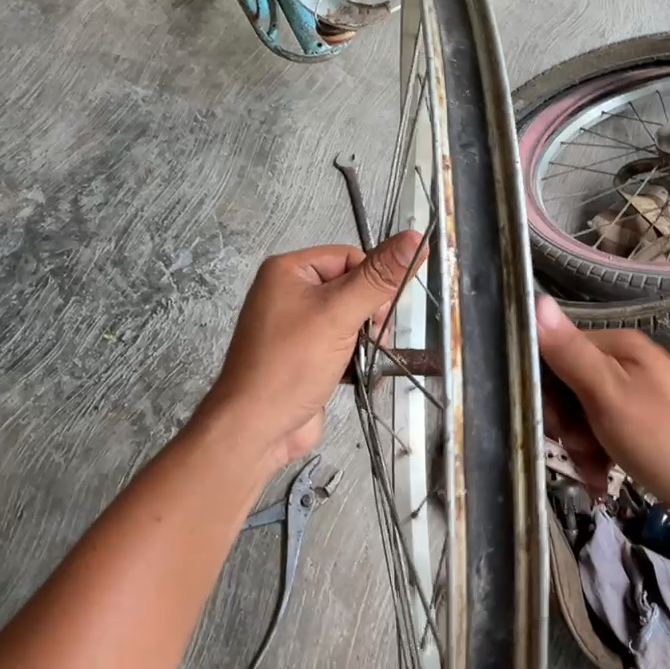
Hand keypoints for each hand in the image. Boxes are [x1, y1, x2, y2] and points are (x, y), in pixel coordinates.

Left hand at [199, 231, 425, 464]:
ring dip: (363, 340)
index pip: (350, 257)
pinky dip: (353, 357)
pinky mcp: (303, 354)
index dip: (371, 282)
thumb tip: (413, 238)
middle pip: (352, 288)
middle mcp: (289, 292)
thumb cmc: (288, 366)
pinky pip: (341, 343)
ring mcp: (295, 325)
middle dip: (368, 315)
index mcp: (289, 270)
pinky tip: (350, 373)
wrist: (256, 430)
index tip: (380, 311)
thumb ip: (379, 277)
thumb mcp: (339, 314)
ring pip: (350, 318)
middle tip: (370, 339)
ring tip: (359, 359)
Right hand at [536, 295, 669, 519]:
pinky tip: (600, 482)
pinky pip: (604, 437)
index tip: (548, 417)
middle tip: (575, 447)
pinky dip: (597, 459)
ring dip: (579, 446)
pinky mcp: (644, 432)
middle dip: (563, 422)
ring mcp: (637, 399)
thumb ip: (570, 352)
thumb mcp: (610, 394)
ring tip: (593, 473)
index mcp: (618, 347)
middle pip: (567, 386)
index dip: (543, 384)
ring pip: (583, 416)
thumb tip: (536, 300)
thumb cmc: (668, 439)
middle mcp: (626, 365)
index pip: (556, 350)